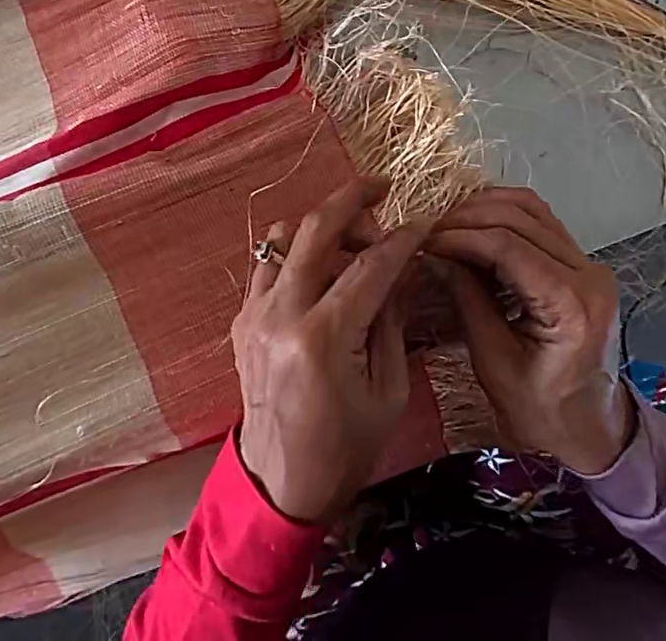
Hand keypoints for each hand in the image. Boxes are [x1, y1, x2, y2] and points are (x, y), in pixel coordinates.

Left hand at [233, 177, 429, 523]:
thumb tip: (400, 268)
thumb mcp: (389, 389)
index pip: (370, 267)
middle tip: (379, 188)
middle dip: (350, 198)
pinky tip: (321, 270)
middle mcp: (281, 313)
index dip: (403, 240)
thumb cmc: (346, 445)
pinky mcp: (241, 317)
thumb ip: (392, 320)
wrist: (281, 478)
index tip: (423, 223)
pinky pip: (267, 265)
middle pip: (314, 230)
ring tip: (352, 238)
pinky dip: (295, 255)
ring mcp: (253, 312)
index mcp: (323, 338)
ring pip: (281, 238)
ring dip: (320, 227)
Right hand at [427, 187, 633, 474]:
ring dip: (480, 209)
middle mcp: (589, 275)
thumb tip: (430, 254)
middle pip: (517, 217)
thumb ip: (465, 297)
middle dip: (463, 219)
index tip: (422, 244)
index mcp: (571, 306)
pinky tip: (471, 228)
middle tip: (427, 237)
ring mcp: (588, 264)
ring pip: (528, 207)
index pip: (506, 245)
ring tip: (445, 230)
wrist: (588, 428)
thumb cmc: (538, 407)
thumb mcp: (491, 358)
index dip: (457, 237)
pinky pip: (537, 218)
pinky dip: (499, 212)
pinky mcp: (579, 262)